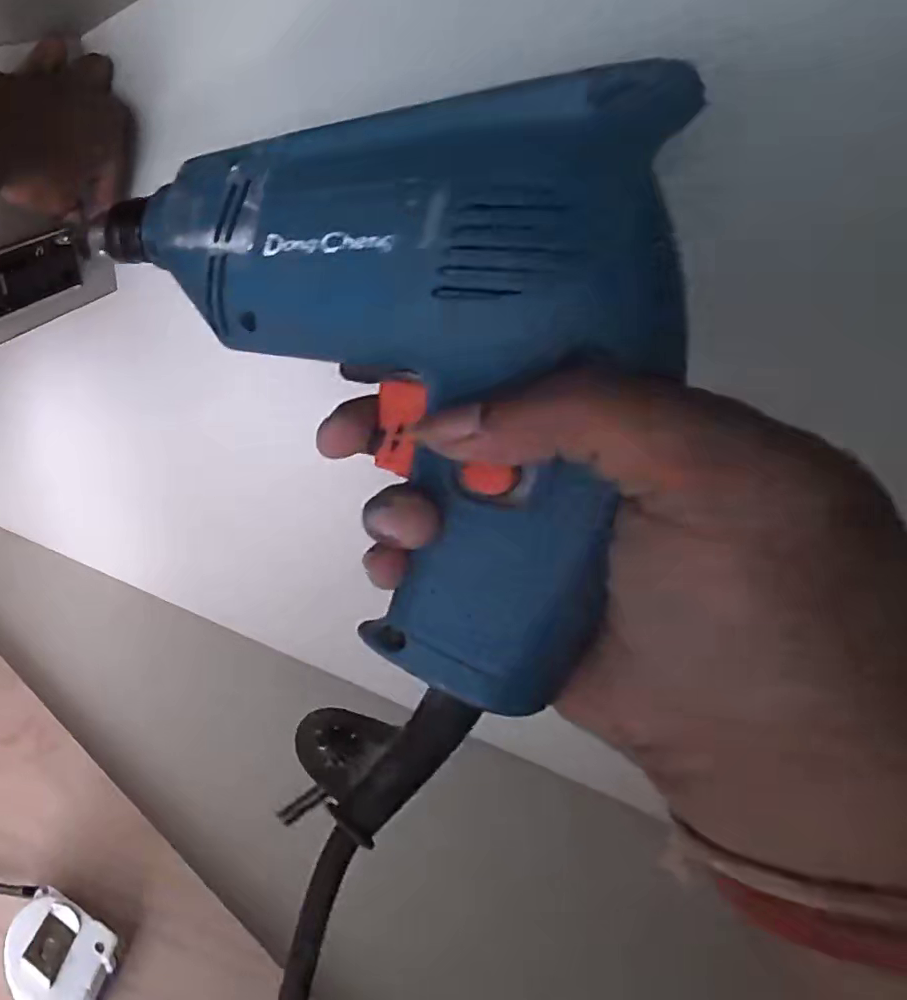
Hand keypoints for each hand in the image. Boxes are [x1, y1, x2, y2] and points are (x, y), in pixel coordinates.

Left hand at [0, 37, 129, 218]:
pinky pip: (21, 70)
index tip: (95, 208)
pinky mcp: (13, 72)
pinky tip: (12, 98)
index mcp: (109, 128)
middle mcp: (87, 92)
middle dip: (95, 101)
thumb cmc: (35, 172)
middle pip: (101, 81)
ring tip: (51, 95)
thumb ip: (69, 204)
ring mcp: (50, 75)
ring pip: (65, 56)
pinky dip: (20, 83)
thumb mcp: (56, 202)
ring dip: (61, 71)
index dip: (106, 188)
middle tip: (80, 132)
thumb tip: (74, 210)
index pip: (116, 161)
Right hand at [316, 369, 906, 890]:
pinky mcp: (480, 587)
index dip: (443, 358)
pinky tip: (397, 573)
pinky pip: (413, 559)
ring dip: (390, 505)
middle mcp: (556, 471)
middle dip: (384, 426)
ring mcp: (512, 533)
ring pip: (417, 493)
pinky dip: (389, 559)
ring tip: (408, 537)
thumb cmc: (763, 599)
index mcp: (619, 426)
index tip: (383, 366)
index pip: (515, 367)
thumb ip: (595, 417)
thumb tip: (444, 425)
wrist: (758, 747)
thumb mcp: (723, 478)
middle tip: (343, 439)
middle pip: (445, 428)